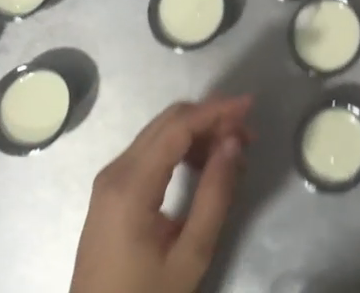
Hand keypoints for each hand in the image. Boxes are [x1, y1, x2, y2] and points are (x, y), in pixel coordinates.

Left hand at [69, 96, 253, 292]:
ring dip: (197, 132)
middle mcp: (115, 171)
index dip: (215, 111)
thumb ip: (215, 193)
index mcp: (131, 185)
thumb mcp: (191, 253)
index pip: (178, 126)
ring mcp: (109, 181)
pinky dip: (180, 147)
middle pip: (167, 121)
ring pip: (159, 133)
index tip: (250, 107)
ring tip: (230, 154)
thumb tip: (233, 142)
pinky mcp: (111, 192)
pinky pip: (150, 151)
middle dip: (209, 118)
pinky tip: (202, 166)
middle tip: (245, 136)